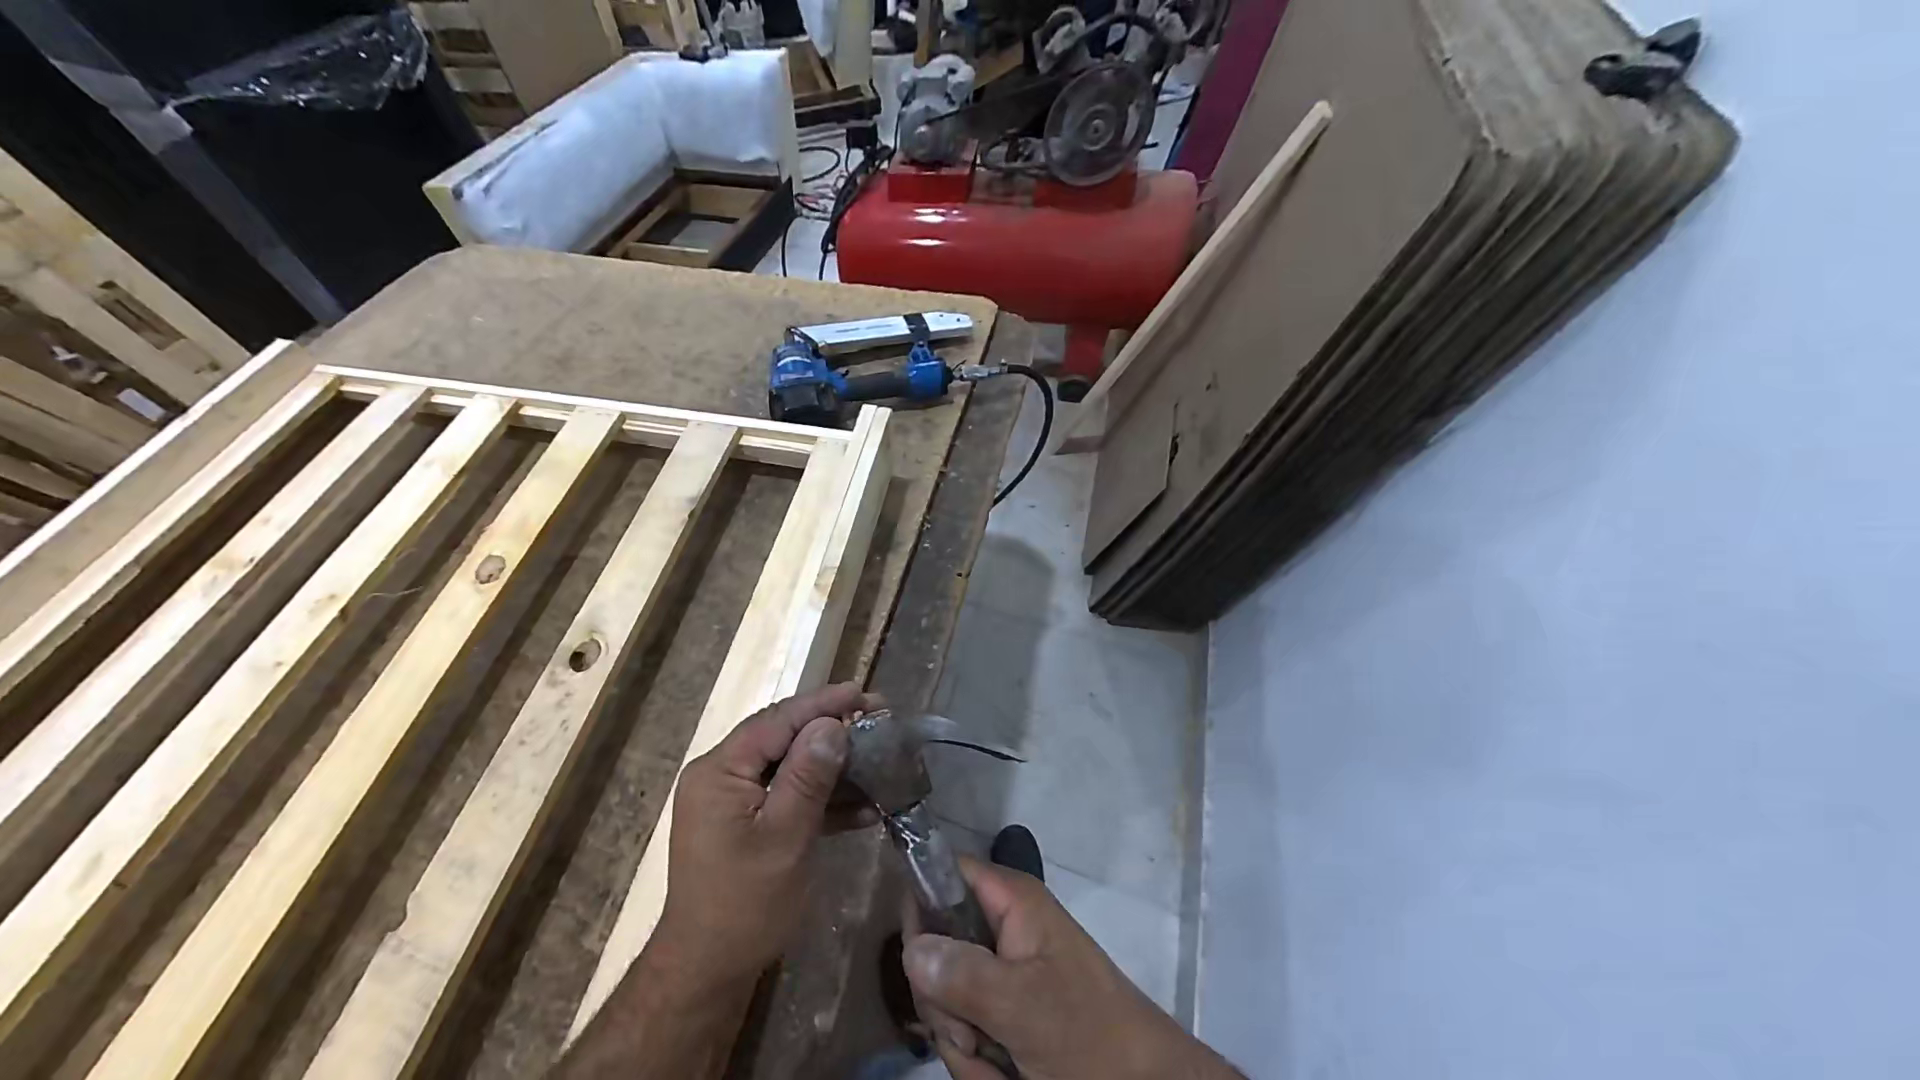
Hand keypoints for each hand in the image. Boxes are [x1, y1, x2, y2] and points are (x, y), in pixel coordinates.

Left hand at [655, 681, 882, 986]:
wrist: (710, 970)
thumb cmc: (745, 906)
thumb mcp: (784, 838)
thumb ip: (808, 778)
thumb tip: (832, 725)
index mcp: (719, 772)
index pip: (777, 721)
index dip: (822, 705)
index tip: (863, 693)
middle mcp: (722, 775)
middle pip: (784, 737)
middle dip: (832, 729)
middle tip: (877, 718)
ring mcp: (734, 799)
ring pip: (790, 765)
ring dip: (834, 765)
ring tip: (878, 757)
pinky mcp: (748, 821)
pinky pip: (788, 795)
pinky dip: (822, 798)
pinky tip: (863, 806)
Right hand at [904, 857, 1243, 1079]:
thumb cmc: (1089, 1034)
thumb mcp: (1024, 1006)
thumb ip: (963, 976)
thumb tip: (910, 950)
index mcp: (1010, 899)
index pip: (942, 875)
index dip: (922, 912)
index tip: (922, 963)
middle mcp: (1001, 924)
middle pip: (935, 945)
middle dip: (944, 1001)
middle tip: (973, 1032)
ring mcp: (1002, 967)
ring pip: (945, 993)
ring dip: (960, 1038)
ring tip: (998, 1059)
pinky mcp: (1005, 1006)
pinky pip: (964, 1024)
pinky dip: (974, 1057)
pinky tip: (1003, 1070)